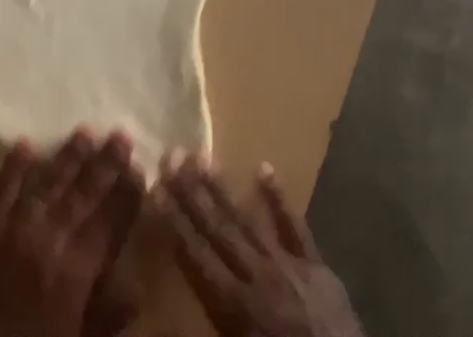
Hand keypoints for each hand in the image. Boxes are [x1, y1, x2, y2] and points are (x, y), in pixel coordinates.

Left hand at [0, 128, 145, 336]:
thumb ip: (106, 317)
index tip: (140, 168)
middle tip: (121, 134)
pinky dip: (14, 166)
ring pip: (47, 184)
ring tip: (85, 130)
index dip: (126, 196)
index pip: (109, 224)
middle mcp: (50, 240)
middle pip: (83, 195)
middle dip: (105, 164)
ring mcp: (15, 228)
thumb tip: (135, 289)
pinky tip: (25, 143)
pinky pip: (3, 189)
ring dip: (67, 156)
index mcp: (76, 271)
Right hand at [156, 154, 365, 336]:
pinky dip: (279, 198)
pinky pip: (296, 227)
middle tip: (173, 154)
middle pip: (217, 228)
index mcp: (232, 303)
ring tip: (203, 155)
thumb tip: (159, 320)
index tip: (155, 186)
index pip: (194, 253)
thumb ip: (200, 326)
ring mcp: (288, 266)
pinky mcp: (317, 266)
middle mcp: (255, 275)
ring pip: (248, 220)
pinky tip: (264, 167)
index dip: (173, 219)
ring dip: (223, 188)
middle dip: (191, 191)